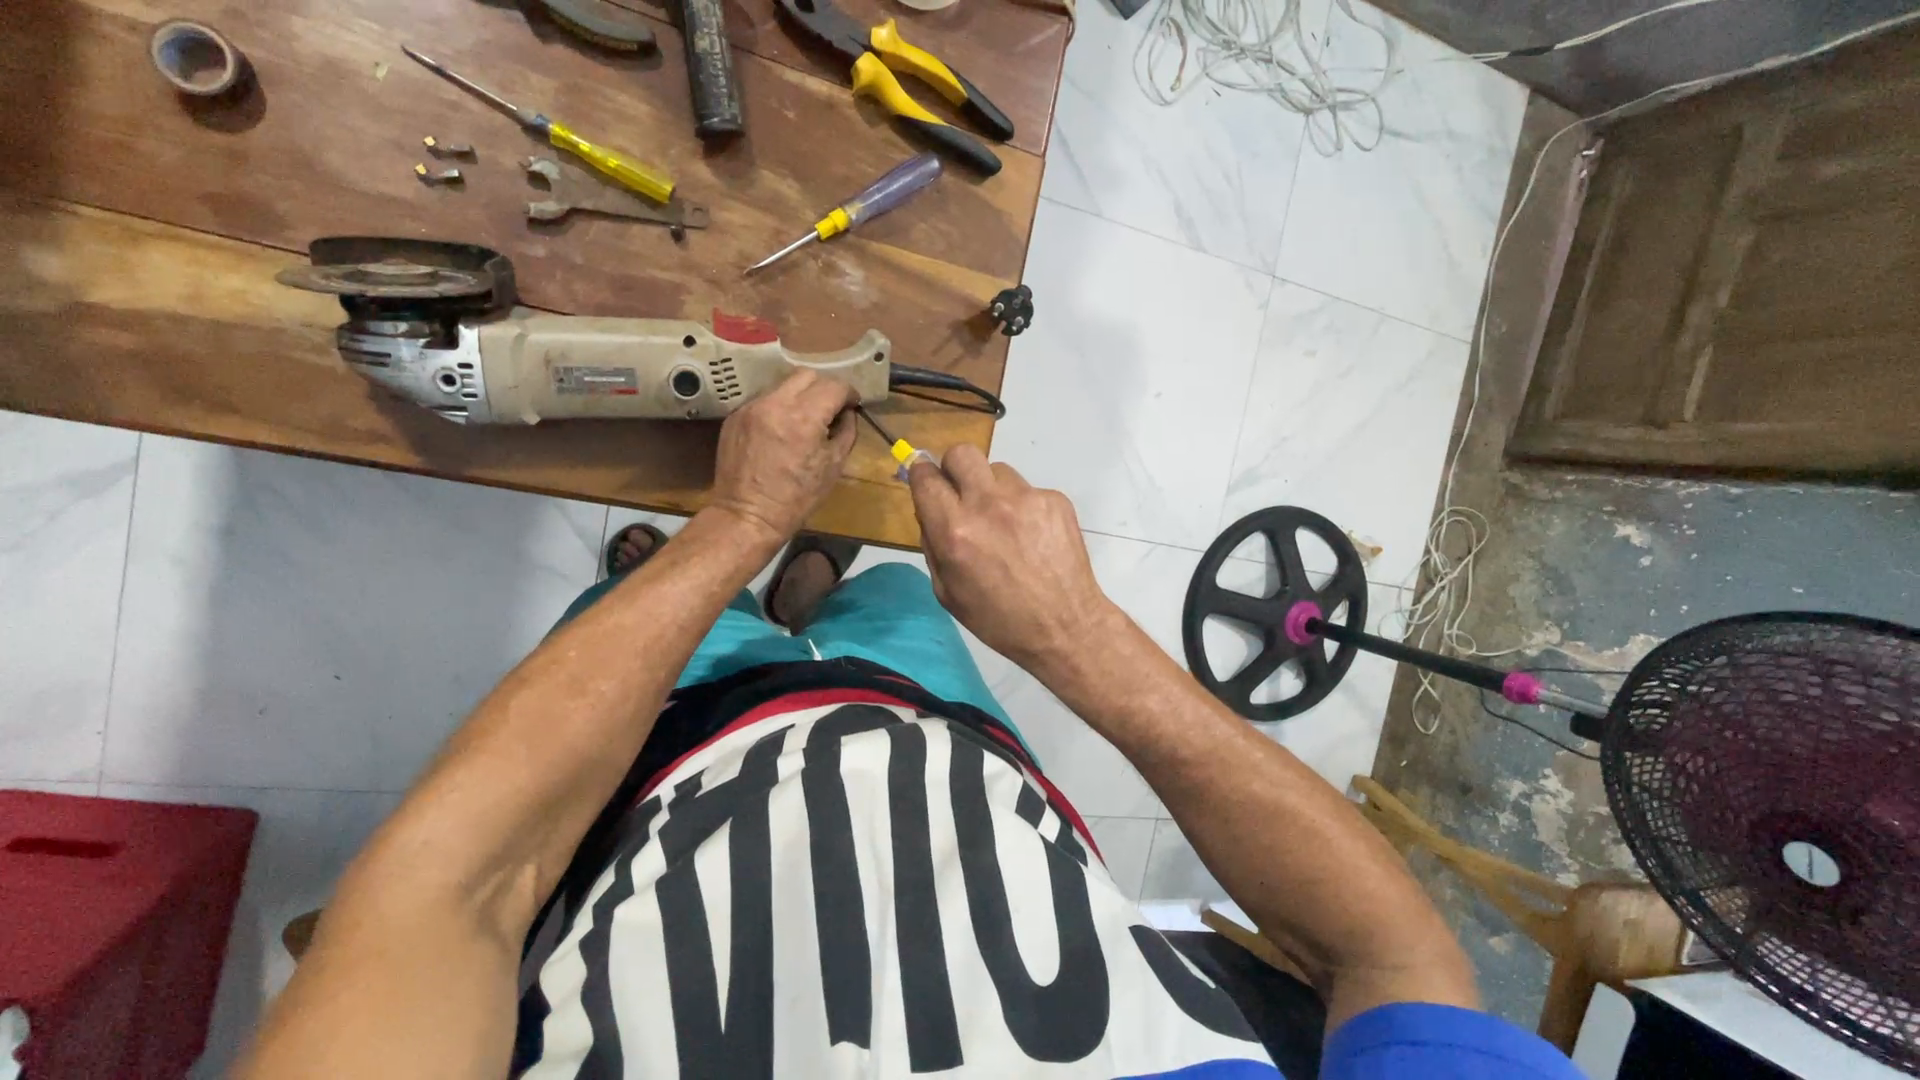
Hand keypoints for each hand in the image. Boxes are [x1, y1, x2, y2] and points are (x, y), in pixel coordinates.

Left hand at [709, 370, 857, 543]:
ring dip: (800, 396)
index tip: (853, 404)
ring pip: (783, 385)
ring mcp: (751, 407)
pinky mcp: (735, 416)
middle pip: (808, 375)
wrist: (748, 516)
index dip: (849, 393)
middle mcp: (775, 403)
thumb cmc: (797, 498)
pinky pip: (764, 401)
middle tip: (830, 408)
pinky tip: (780, 430)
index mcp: (804, 417)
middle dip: (824, 388)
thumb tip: (847, 414)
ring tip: (805, 419)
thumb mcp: (833, 467)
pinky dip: (778, 408)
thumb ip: (846, 432)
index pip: (834, 386)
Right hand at [908, 445, 1118, 668]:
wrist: (1064, 627)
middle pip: (961, 453)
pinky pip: (1028, 489)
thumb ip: (932, 543)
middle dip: (954, 468)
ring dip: (992, 490)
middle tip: (961, 492)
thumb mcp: (947, 591)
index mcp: (954, 531)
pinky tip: (1032, 537)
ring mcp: (1026, 498)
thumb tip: (928, 508)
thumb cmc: (998, 619)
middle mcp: (988, 505)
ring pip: (997, 470)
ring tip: (1005, 525)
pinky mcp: (1055, 499)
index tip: (926, 482)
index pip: (925, 475)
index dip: (922, 475)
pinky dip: (1023, 507)